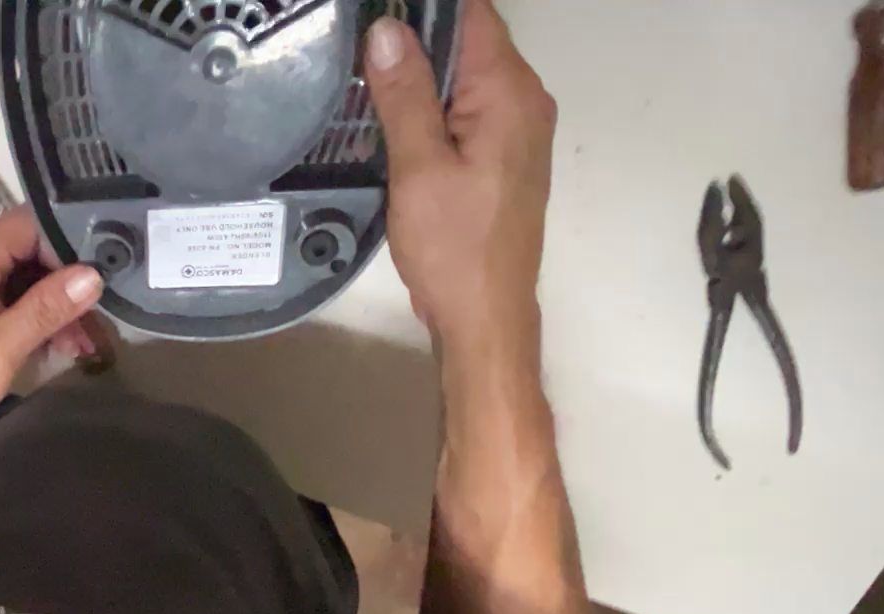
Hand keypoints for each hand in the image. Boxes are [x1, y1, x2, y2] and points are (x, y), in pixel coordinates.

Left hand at [0, 207, 102, 462]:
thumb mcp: (1, 348)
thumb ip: (46, 308)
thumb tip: (92, 276)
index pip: (28, 225)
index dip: (67, 244)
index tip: (99, 273)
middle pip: (25, 252)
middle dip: (63, 283)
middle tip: (96, 320)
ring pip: (18, 279)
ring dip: (51, 307)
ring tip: (81, 344)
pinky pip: (4, 299)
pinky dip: (30, 318)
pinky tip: (54, 346)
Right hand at [365, 0, 555, 348]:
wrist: (484, 314)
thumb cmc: (452, 246)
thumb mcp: (419, 170)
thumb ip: (405, 97)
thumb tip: (387, 29)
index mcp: (508, 93)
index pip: (472, 15)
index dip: (423, 9)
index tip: (375, 15)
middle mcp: (525, 102)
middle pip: (471, 45)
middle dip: (418, 42)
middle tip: (358, 51)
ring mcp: (518, 134)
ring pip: (468, 83)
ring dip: (423, 80)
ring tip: (368, 83)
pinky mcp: (503, 163)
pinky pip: (469, 116)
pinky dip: (435, 112)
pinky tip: (397, 127)